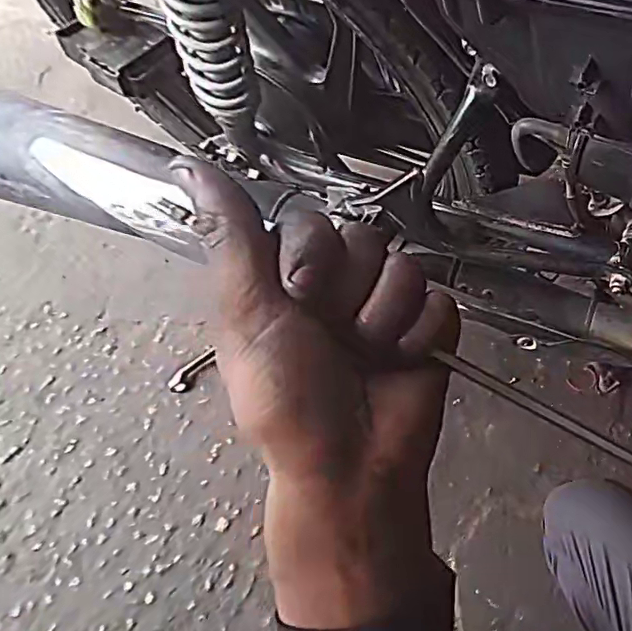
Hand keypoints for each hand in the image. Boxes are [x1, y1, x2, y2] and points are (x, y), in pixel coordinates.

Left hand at [172, 158, 458, 628]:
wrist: (352, 460)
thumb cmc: (290, 402)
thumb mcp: (249, 318)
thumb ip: (234, 242)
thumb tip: (192, 170)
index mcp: (294, 282)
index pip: (316, 223)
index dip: (314, 256)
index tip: (302, 297)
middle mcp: (344, 288)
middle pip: (366, 238)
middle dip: (350, 290)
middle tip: (338, 333)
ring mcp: (391, 308)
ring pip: (406, 266)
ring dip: (385, 316)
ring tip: (371, 352)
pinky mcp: (432, 329)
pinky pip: (440, 300)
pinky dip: (422, 333)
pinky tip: (403, 359)